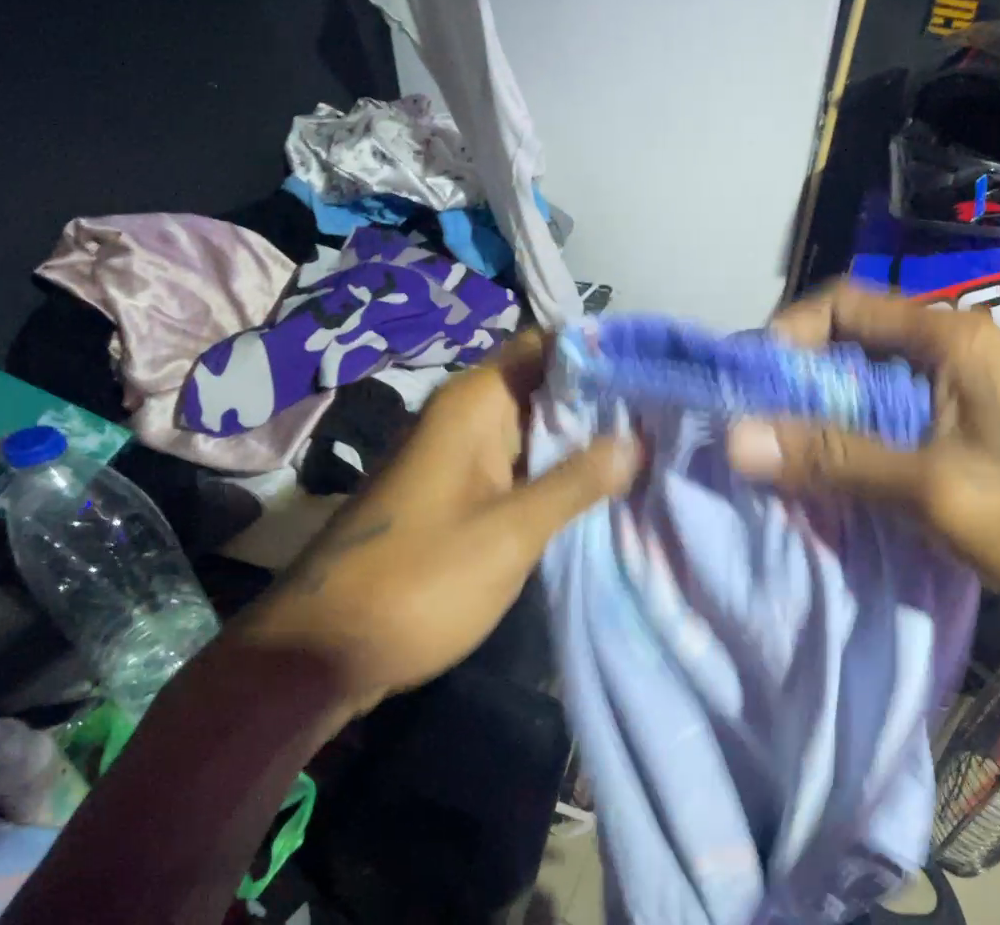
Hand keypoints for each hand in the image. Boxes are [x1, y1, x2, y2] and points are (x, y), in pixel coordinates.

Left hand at [233, 331, 638, 715]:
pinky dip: (564, 475)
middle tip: (676, 418)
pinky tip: (611, 491)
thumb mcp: (510, 532)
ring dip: (591, 441)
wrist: (323, 653)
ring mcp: (464, 459)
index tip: (664, 372)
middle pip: (550, 387)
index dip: (606, 353)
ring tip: (660, 450)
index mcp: (474, 405)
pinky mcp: (464, 497)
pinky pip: (525, 468)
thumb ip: (576, 481)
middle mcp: (468, 418)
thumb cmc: (418, 582)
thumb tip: (637, 437)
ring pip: (541, 431)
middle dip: (609, 401)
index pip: (550, 346)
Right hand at [726, 282, 999, 636]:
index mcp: (949, 338)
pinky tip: (838, 486)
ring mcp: (969, 394)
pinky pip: (898, 426)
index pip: (843, 304)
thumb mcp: (930, 488)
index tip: (748, 391)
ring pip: (873, 391)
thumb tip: (735, 437)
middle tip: (756, 438)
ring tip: (786, 466)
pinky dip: (860, 448)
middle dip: (800, 388)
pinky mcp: (974, 435)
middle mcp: (956, 351)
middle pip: (855, 347)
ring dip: (828, 423)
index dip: (787, 337)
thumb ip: (835, 458)